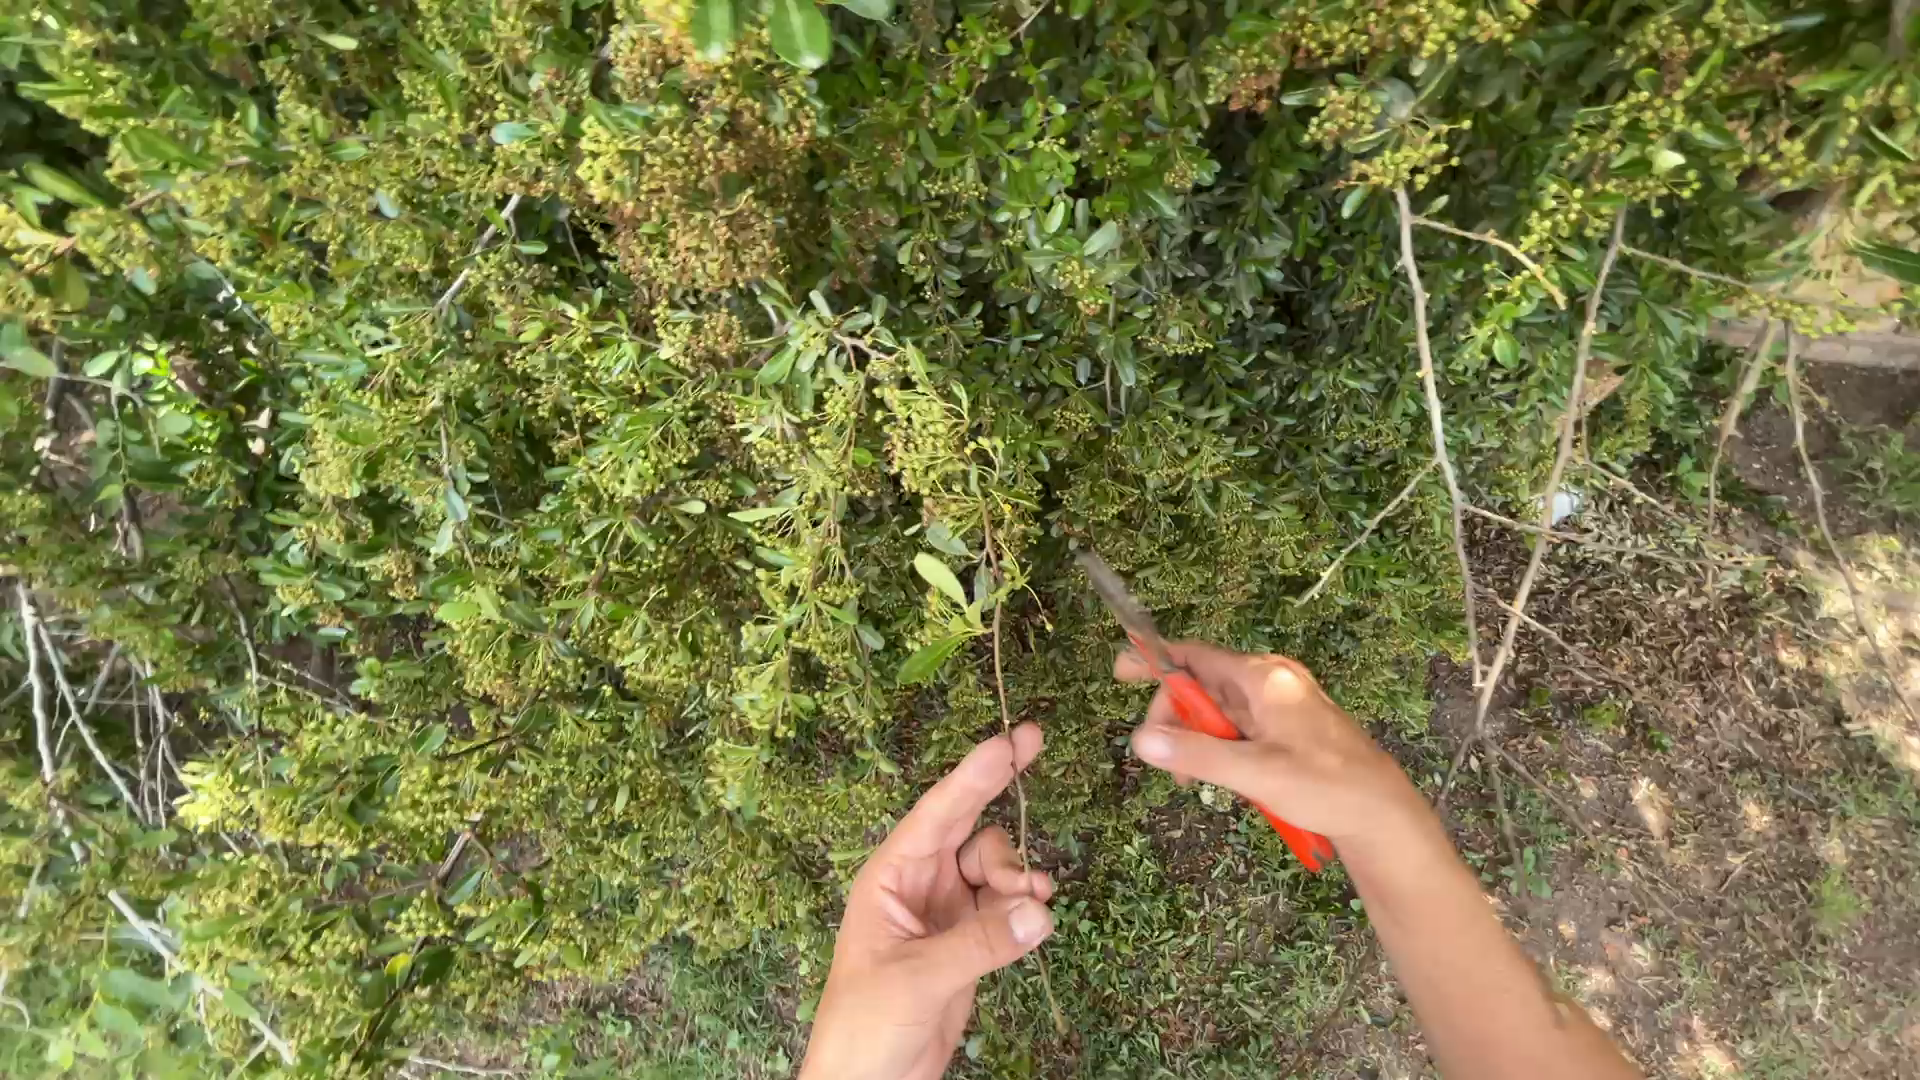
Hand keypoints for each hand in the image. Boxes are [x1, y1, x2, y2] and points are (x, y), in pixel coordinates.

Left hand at [799, 724, 1054, 1079]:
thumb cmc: (866, 1024)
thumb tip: (1042, 908)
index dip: (973, 774)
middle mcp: (919, 880)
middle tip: (1034, 740)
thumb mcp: (917, 980)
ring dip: (1016, 871)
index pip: (937, 812)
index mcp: (891, 874)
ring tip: (1037, 892)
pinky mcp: (966, 940)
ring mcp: (944, 909)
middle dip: (998, 783)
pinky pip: (1002, 904)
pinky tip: (1038, 912)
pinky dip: (1022, 904)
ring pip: (990, 865)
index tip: (1007, 741)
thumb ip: (980, 943)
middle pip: (966, 820)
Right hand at [1114, 642, 1427, 852]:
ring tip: (1193, 780)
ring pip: (1219, 710)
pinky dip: (1221, 746)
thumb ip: (1195, 754)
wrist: (1385, 818)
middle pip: (1202, 685)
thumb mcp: (1254, 771)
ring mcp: (1280, 702)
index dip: (1154, 659)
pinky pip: (1238, 726)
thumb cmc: (1324, 786)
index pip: (1194, 656)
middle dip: (1177, 718)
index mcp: (1263, 677)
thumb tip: (1140, 740)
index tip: (1121, 669)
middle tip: (1164, 758)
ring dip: (1198, 738)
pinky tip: (1223, 778)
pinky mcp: (1287, 725)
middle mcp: (1270, 680)